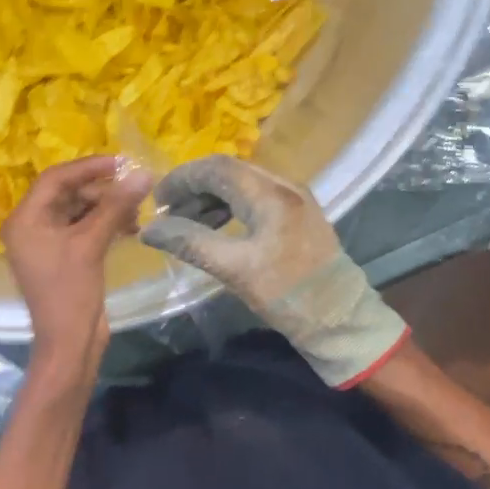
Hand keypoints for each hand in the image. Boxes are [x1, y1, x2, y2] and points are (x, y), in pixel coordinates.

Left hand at [1, 156, 151, 384]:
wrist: (68, 341)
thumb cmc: (71, 292)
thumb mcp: (91, 244)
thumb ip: (115, 206)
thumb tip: (143, 174)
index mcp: (24, 220)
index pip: (55, 179)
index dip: (89, 167)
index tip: (122, 163)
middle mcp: (29, 227)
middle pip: (67, 194)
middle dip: (101, 191)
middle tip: (134, 192)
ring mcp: (45, 243)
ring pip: (78, 211)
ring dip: (107, 208)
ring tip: (137, 212)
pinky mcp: (62, 257)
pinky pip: (82, 229)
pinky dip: (104, 224)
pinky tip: (130, 227)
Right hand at [139, 154, 407, 387]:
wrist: (340, 320)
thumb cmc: (287, 295)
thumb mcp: (233, 269)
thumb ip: (190, 242)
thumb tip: (149, 229)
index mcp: (271, 195)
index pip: (216, 168)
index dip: (180, 180)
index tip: (156, 202)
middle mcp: (285, 186)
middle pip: (228, 172)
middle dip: (192, 189)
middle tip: (167, 215)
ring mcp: (294, 199)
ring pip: (240, 184)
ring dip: (209, 199)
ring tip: (187, 225)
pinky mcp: (297, 215)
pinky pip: (254, 198)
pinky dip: (228, 208)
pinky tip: (215, 230)